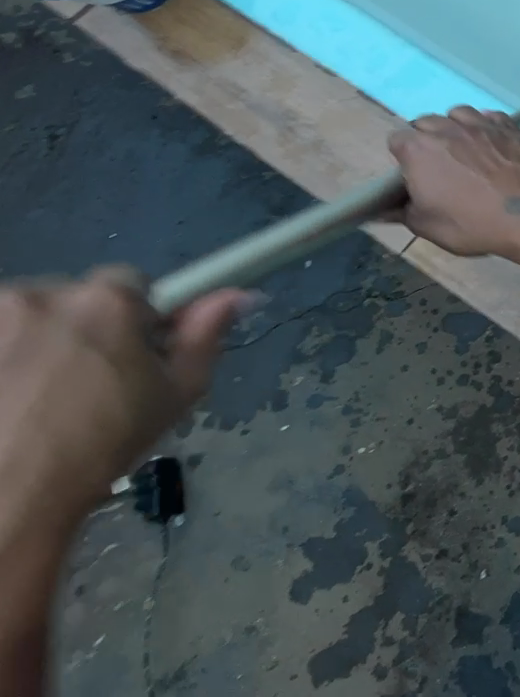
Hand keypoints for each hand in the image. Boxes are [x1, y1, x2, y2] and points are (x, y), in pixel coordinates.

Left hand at [0, 268, 249, 530]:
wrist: (6, 495)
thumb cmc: (102, 441)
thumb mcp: (178, 391)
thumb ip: (205, 335)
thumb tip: (239, 295)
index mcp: (106, 300)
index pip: (130, 281)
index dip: (136, 316)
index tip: (132, 350)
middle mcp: (37, 296)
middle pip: (68, 299)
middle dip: (77, 328)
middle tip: (82, 380)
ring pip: (20, 320)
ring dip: (29, 343)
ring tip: (32, 394)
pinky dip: (2, 361)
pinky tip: (9, 398)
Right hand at [388, 106, 519, 259]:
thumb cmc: (475, 224)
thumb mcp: (427, 227)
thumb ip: (403, 211)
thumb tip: (386, 208)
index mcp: (420, 149)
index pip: (398, 140)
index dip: (404, 157)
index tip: (415, 173)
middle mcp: (450, 129)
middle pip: (428, 123)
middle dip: (428, 139)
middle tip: (441, 165)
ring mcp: (485, 126)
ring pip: (460, 114)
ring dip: (457, 127)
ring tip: (467, 151)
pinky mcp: (514, 129)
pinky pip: (493, 118)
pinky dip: (489, 126)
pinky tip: (494, 143)